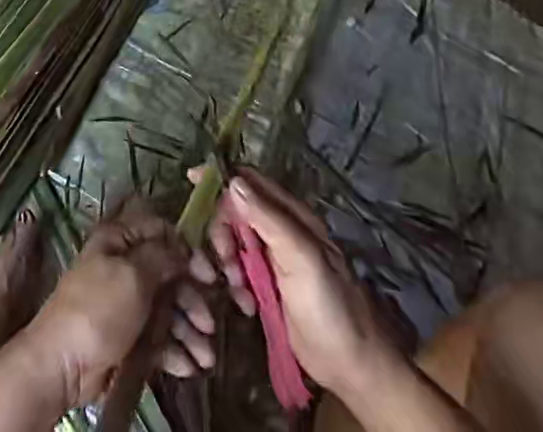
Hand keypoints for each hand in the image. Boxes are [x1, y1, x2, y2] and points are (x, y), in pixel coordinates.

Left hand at [19, 199, 218, 405]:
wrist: (62, 364)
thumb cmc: (99, 309)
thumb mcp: (132, 275)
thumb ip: (162, 258)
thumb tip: (182, 250)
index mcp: (118, 241)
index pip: (159, 232)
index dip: (186, 250)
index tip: (209, 274)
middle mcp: (122, 266)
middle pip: (168, 274)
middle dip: (192, 299)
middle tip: (209, 324)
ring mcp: (124, 303)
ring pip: (166, 309)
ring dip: (189, 332)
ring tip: (205, 359)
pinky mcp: (126, 336)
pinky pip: (158, 338)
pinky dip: (175, 351)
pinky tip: (189, 367)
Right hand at [205, 168, 407, 397]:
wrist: (351, 365)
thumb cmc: (329, 305)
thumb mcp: (300, 257)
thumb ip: (268, 218)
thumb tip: (232, 182)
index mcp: (292, 215)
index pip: (250, 181)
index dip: (221, 177)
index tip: (191, 179)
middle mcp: (281, 230)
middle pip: (235, 212)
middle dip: (222, 232)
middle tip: (226, 259)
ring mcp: (274, 258)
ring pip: (233, 242)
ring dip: (227, 262)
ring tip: (240, 289)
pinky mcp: (267, 285)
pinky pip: (238, 271)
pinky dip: (235, 283)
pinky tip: (246, 303)